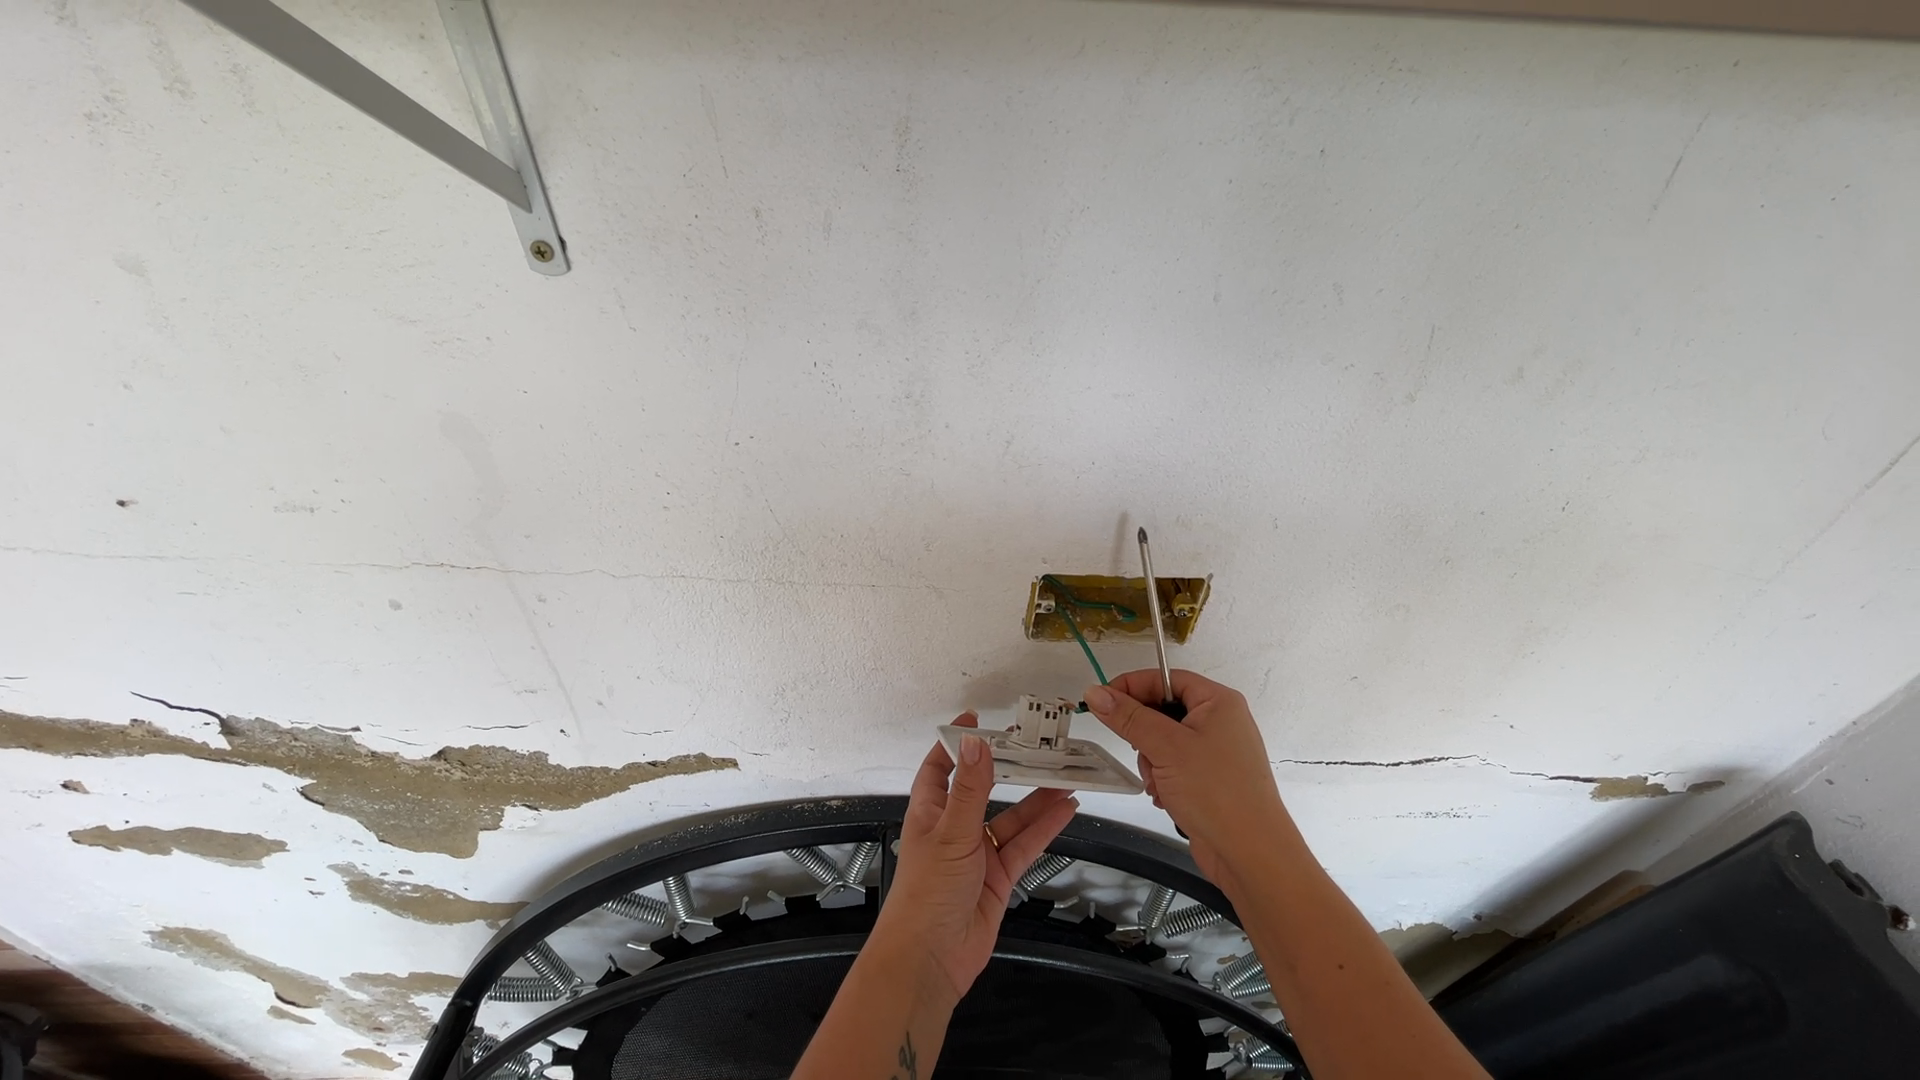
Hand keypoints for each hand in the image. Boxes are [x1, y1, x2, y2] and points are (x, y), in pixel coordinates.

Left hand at [875, 712, 1078, 1001]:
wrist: (931, 959)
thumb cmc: (926, 894)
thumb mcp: (951, 833)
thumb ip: (970, 789)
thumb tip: (976, 743)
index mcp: (930, 812)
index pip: (940, 767)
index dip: (956, 743)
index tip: (976, 720)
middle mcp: (953, 828)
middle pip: (984, 789)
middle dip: (1008, 769)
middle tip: (1036, 746)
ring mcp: (978, 853)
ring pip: (1012, 817)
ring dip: (1036, 797)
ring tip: (1064, 773)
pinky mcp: (998, 877)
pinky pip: (1025, 845)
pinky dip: (1046, 827)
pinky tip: (1066, 810)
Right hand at [1083, 671, 1290, 889]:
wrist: (1251, 853)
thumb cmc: (1216, 792)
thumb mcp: (1165, 747)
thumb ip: (1128, 717)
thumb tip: (1096, 692)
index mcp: (1218, 701)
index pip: (1165, 678)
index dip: (1131, 686)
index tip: (1101, 700)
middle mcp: (1220, 721)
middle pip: (1163, 709)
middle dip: (1143, 733)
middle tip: (1140, 751)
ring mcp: (1216, 751)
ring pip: (1163, 740)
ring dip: (1152, 761)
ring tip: (1159, 782)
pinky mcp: (1210, 777)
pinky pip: (1173, 764)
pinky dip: (1162, 778)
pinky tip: (1166, 796)